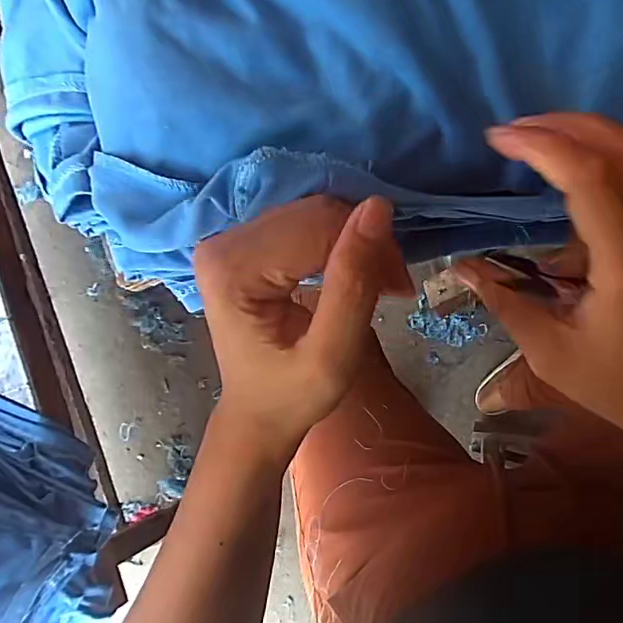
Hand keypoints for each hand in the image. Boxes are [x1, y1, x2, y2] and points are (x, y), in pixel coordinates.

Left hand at [194, 195, 411, 456]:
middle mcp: (223, 243)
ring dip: (355, 243)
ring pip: (314, 214)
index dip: (369, 246)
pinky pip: (303, 224)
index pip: (318, 226)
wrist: (257, 415)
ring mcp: (229, 240)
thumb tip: (377, 207)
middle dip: (364, 244)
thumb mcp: (333, 353)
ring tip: (378, 284)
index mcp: (233, 269)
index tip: (399, 287)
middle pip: (315, 214)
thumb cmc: (292, 397)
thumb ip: (354, 282)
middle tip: (393, 286)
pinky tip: (352, 273)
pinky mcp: (242, 244)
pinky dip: (337, 244)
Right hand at [453, 114, 622, 452]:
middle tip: (515, 129)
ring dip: (587, 135)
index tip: (499, 139)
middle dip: (566, 124)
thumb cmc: (619, 387)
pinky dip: (602, 159)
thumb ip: (505, 300)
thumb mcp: (550, 351)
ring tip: (536, 140)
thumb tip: (460, 267)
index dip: (542, 146)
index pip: (590, 177)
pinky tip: (567, 173)